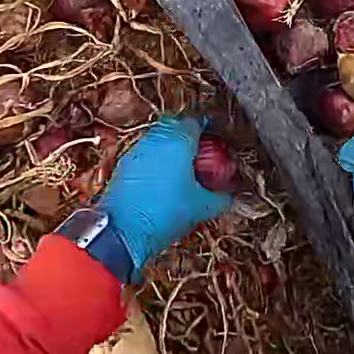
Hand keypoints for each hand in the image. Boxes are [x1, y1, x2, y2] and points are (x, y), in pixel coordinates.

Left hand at [99, 115, 230, 277]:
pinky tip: (162, 179)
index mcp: (179, 142)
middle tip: (200, 151)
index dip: (208, 129)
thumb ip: (221, 198)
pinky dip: (155, 159)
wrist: (122, 232)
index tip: (215, 140)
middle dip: (188, 134)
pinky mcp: (124, 165)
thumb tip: (230, 196)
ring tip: (181, 167)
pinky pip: (145, 153)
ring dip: (170, 146)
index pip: (197, 122)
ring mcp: (138, 151)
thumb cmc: (165, 213)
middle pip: (175, 125)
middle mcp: (157, 140)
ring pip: (158, 138)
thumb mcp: (202, 207)